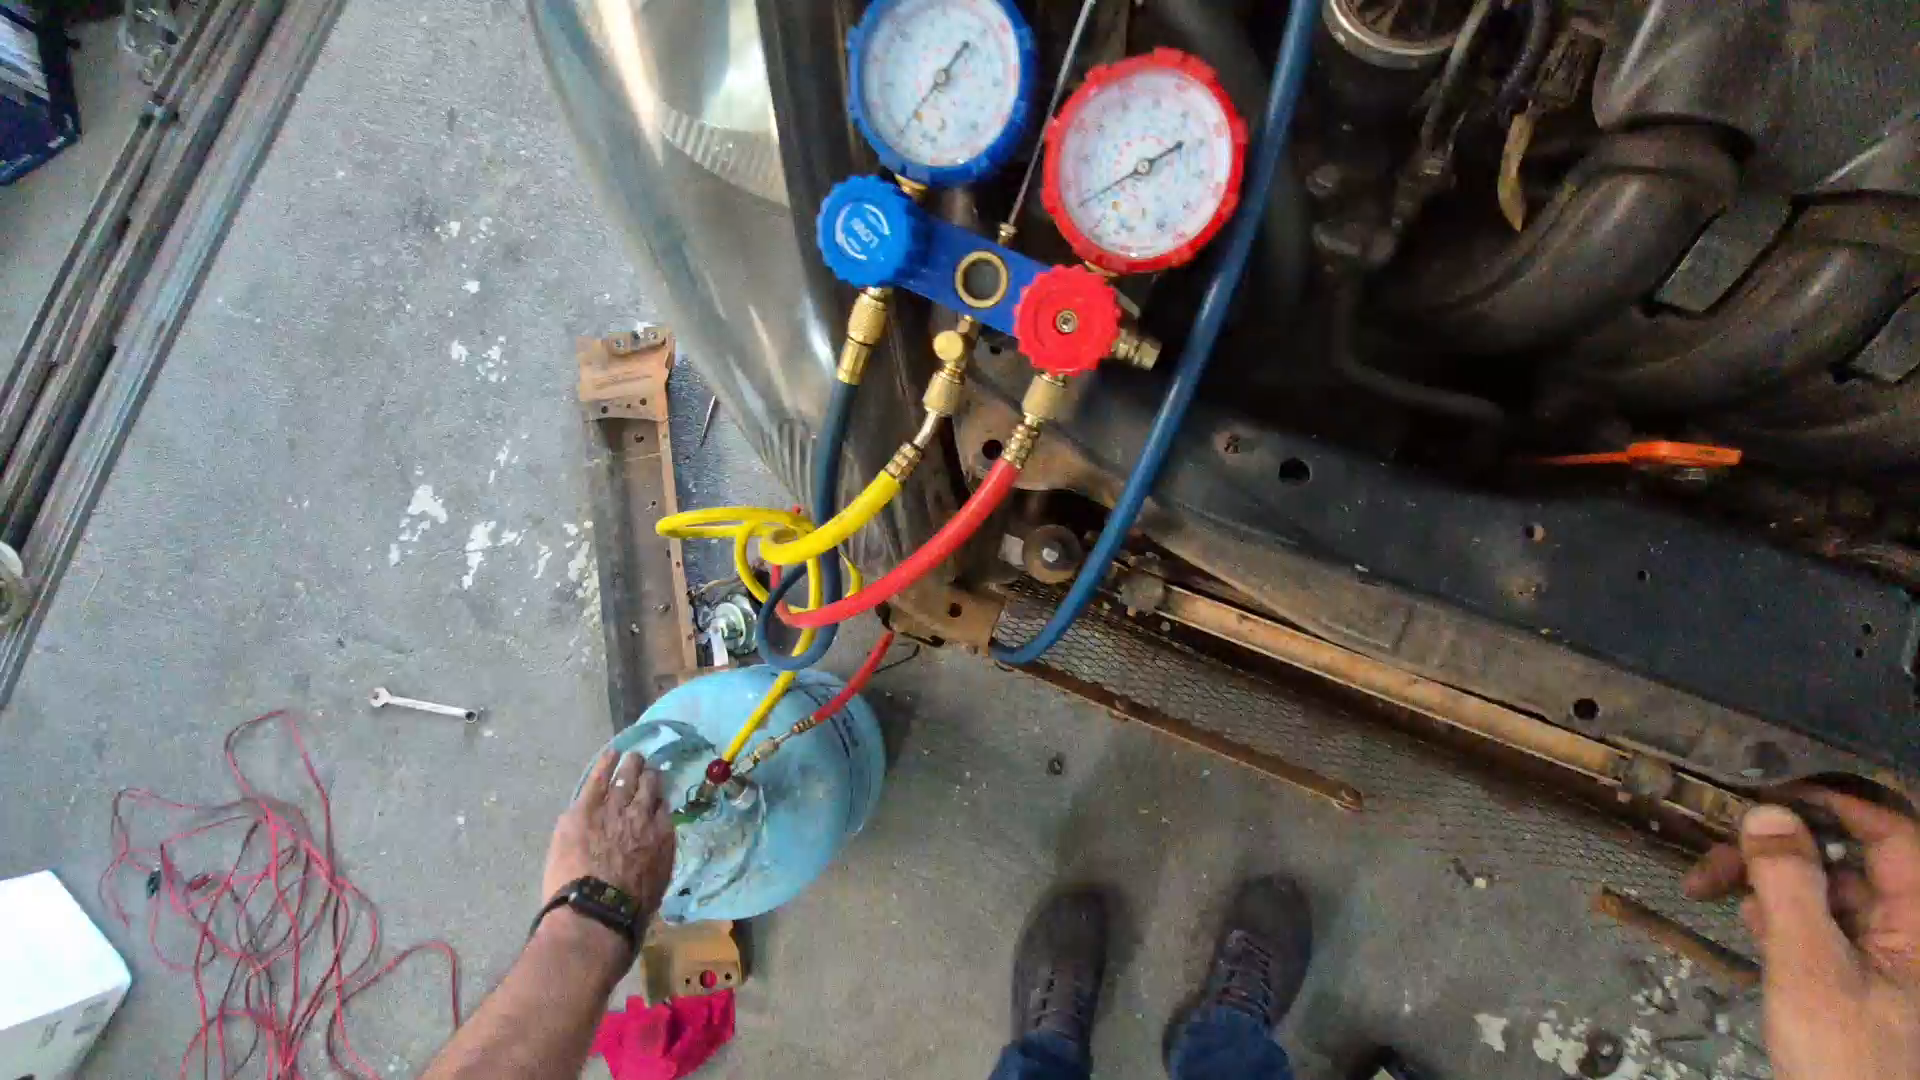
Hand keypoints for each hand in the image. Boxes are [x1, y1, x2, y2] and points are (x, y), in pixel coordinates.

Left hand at [541, 750, 675, 920]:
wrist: (596, 913)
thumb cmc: (627, 911)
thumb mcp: (656, 882)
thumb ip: (657, 857)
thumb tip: (654, 847)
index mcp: (661, 836)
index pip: (663, 807)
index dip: (658, 799)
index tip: (656, 796)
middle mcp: (643, 816)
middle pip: (649, 786)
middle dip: (648, 776)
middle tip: (647, 768)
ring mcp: (614, 809)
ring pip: (626, 777)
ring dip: (631, 765)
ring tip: (633, 756)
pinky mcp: (586, 809)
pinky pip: (599, 778)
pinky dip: (606, 763)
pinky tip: (611, 753)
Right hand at [1684, 793, 1919, 1079]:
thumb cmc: (1846, 1049)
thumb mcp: (1810, 964)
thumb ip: (1788, 884)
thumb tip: (1766, 812)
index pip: (1896, 839)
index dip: (1838, 805)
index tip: (1768, 788)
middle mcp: (1909, 930)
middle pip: (1843, 859)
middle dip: (1773, 849)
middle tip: (1715, 858)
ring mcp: (1882, 950)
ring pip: (1819, 884)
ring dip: (1761, 879)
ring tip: (1711, 890)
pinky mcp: (1853, 967)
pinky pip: (1813, 916)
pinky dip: (1772, 909)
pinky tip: (1746, 921)